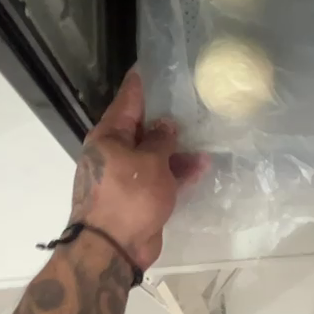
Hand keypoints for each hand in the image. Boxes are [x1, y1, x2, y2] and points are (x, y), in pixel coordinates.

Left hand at [68, 71, 207, 268]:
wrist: (114, 247)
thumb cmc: (128, 197)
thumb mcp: (150, 162)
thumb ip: (161, 140)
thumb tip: (167, 125)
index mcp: (108, 136)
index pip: (128, 100)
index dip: (143, 83)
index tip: (156, 66)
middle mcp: (114, 152)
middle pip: (143, 128)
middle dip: (167, 118)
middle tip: (192, 101)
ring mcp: (127, 176)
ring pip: (155, 154)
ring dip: (178, 149)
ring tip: (205, 139)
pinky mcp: (139, 197)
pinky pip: (161, 177)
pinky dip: (178, 172)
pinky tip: (201, 166)